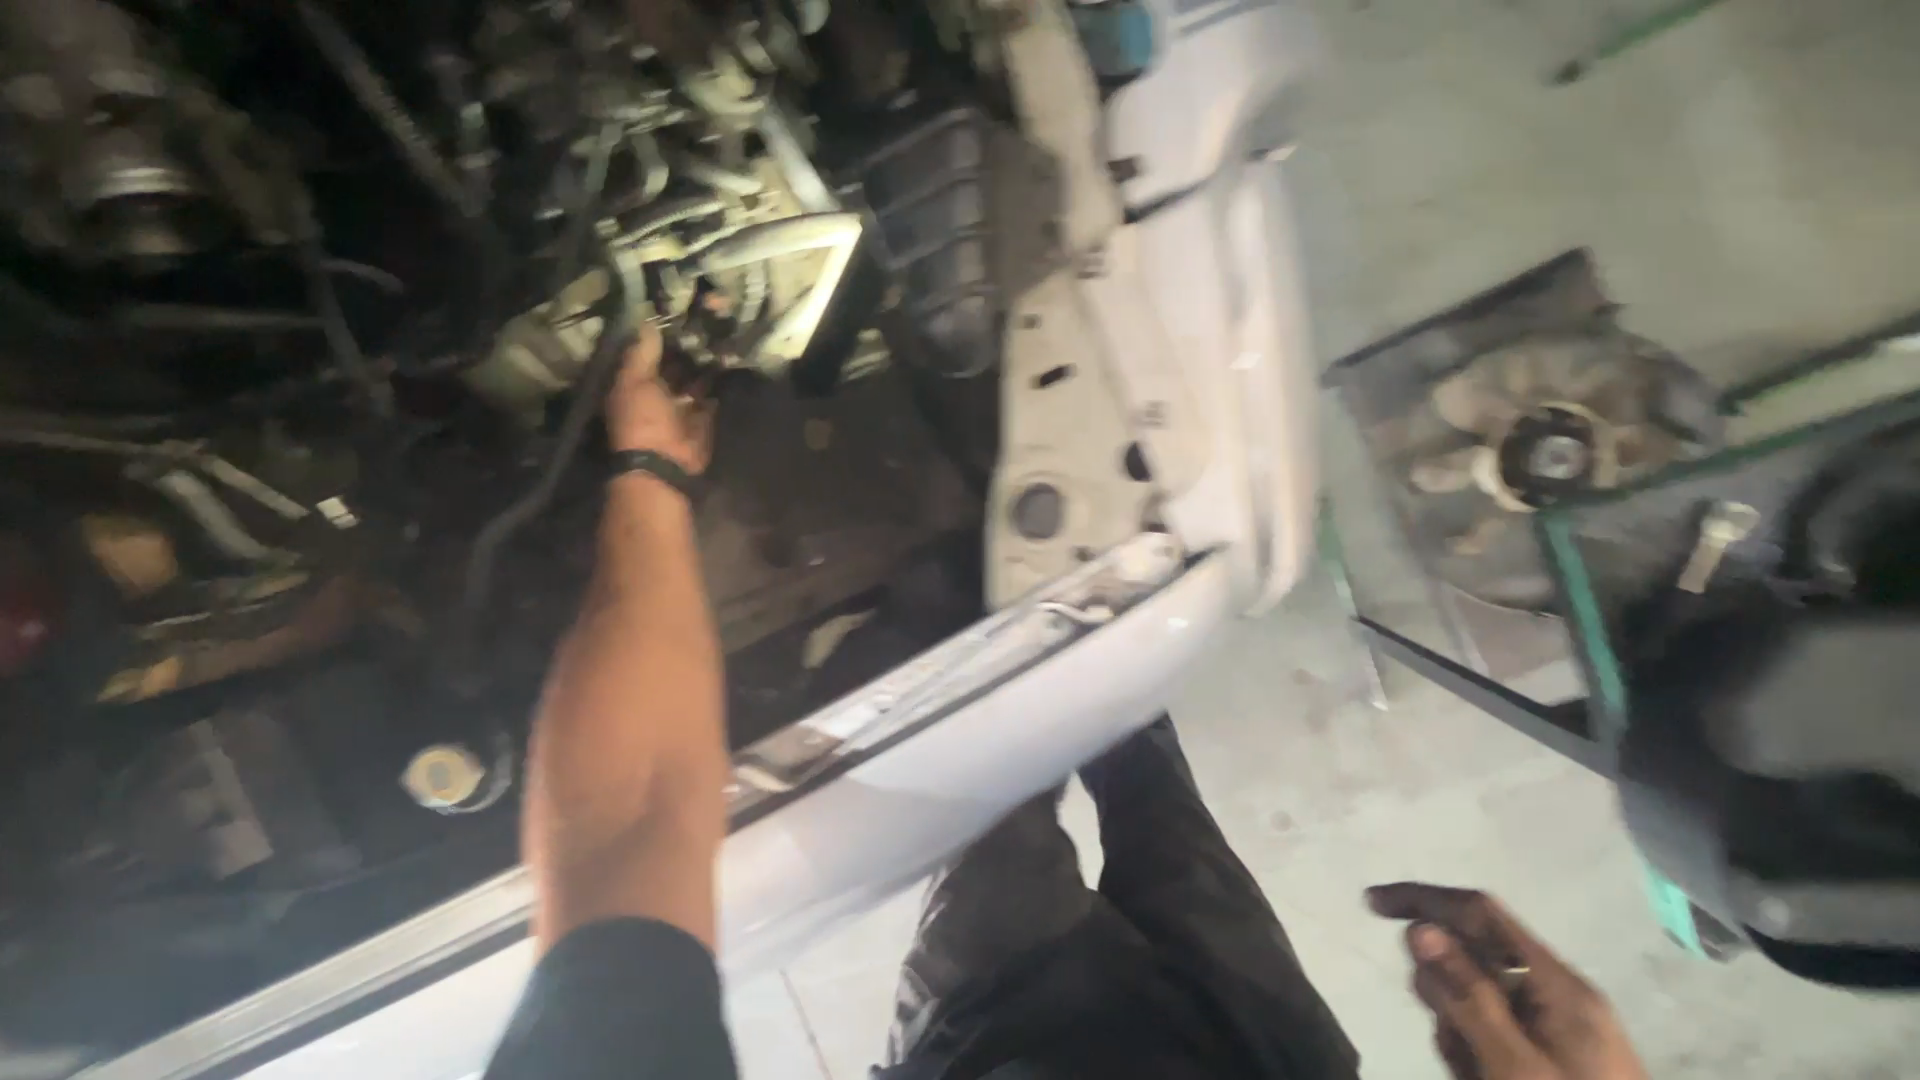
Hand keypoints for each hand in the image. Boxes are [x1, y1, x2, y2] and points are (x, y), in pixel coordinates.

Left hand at [604, 323, 714, 472]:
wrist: (665, 461)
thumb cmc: (642, 418)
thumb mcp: (634, 380)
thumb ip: (642, 353)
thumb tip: (649, 322)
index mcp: (635, 384)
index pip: (649, 355)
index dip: (661, 338)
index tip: (679, 316)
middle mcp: (659, 394)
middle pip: (675, 367)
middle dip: (688, 350)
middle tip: (707, 324)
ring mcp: (683, 408)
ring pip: (696, 380)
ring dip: (707, 365)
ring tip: (722, 339)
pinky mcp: (705, 419)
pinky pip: (714, 397)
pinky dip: (722, 384)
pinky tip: (731, 363)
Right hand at [1367, 883, 1647, 1079]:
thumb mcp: (1513, 1067)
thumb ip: (1467, 995)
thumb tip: (1419, 927)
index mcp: (1560, 985)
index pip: (1480, 912)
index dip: (1423, 898)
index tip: (1370, 905)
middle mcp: (1558, 994)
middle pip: (1472, 953)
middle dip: (1441, 986)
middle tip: (1450, 1039)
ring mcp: (1555, 1027)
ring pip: (1474, 994)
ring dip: (1455, 1026)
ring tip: (1471, 1074)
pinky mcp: (1549, 1054)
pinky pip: (1490, 1027)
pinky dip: (1471, 1048)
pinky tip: (1478, 1077)